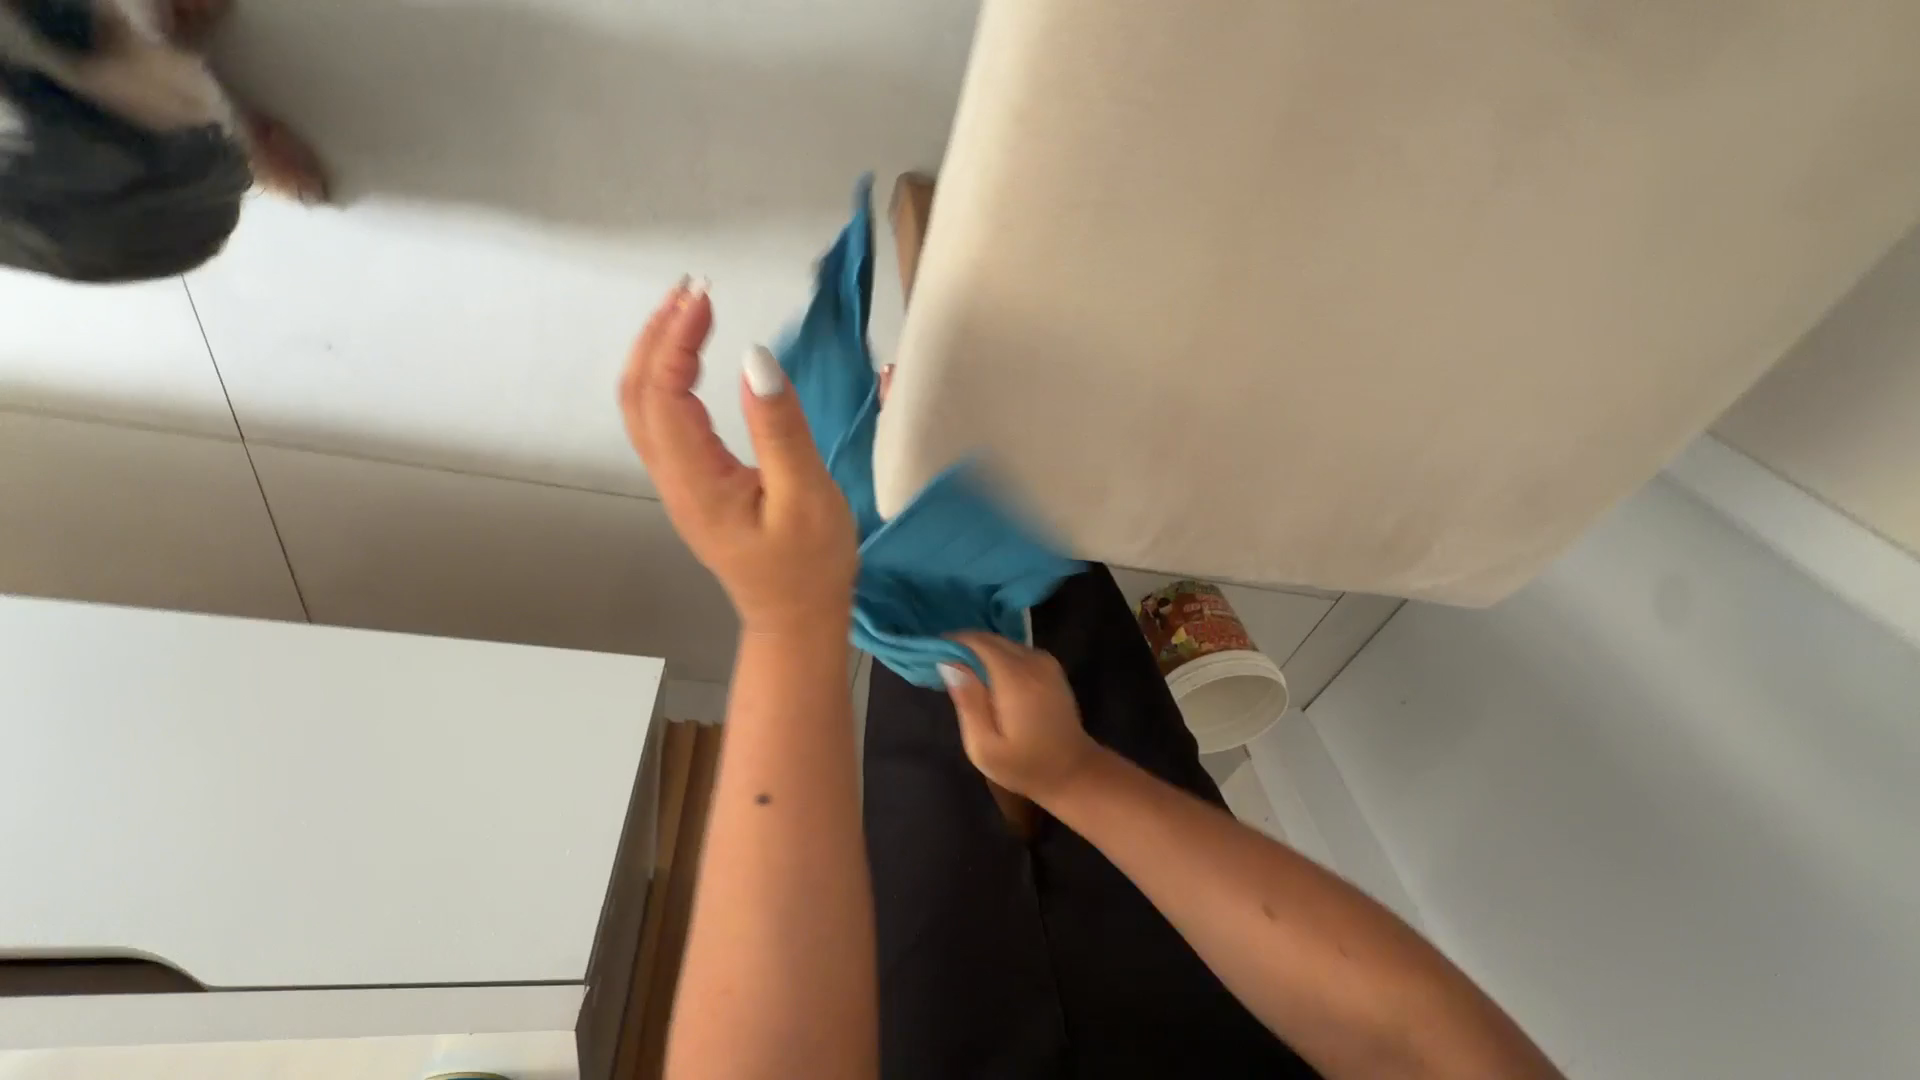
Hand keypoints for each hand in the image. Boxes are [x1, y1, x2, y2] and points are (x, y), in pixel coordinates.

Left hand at [619, 280, 856, 635]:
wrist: (795, 618)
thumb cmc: (809, 565)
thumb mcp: (806, 497)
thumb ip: (780, 429)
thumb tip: (754, 360)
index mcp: (696, 481)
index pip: (665, 394)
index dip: (677, 340)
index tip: (705, 297)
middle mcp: (673, 479)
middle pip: (638, 395)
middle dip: (658, 336)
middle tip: (692, 291)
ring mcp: (678, 485)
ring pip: (644, 407)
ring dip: (658, 354)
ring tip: (687, 312)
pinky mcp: (692, 486)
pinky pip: (663, 422)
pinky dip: (669, 379)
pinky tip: (692, 362)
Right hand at [941, 633, 1103, 803]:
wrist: (1073, 771)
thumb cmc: (1024, 765)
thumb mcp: (984, 746)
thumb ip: (968, 702)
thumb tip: (949, 664)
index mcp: (1015, 678)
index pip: (978, 642)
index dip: (952, 642)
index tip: (932, 654)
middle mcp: (1032, 661)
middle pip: (991, 639)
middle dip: (965, 647)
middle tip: (944, 667)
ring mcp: (1045, 662)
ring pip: (1003, 643)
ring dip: (981, 652)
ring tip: (963, 675)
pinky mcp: (1050, 667)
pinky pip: (1016, 651)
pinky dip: (998, 658)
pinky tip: (988, 680)